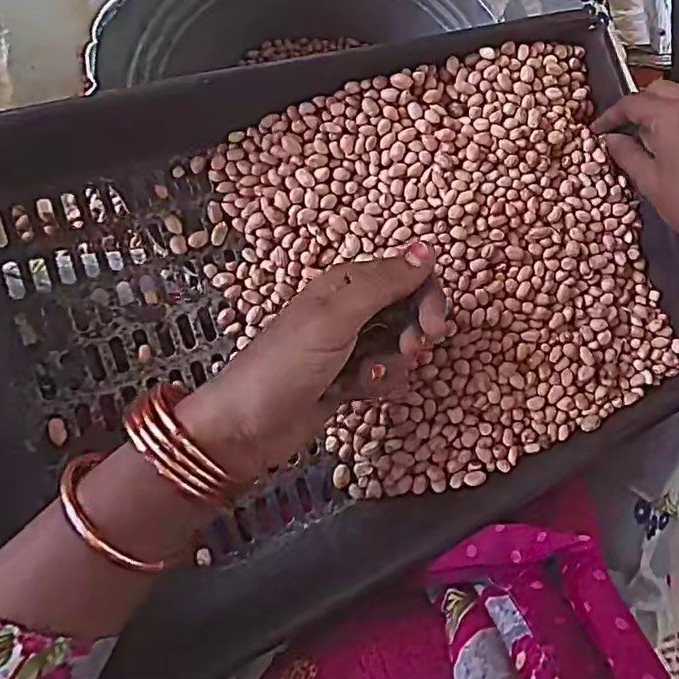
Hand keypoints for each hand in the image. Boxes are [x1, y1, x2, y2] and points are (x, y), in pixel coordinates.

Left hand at [175, 243, 448, 481]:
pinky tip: (354, 392)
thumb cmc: (285, 364)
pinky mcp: (352, 374)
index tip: (435, 326)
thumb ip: (384, 283)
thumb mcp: (337, 318)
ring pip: (402, 343)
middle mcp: (355, 307)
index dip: (429, 297)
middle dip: (415, 332)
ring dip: (393, 362)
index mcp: (350, 282)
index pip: (410, 275)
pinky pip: (387, 371)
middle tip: (409, 350)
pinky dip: (378, 383)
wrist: (244, 429)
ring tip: (367, 375)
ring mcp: (353, 342)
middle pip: (411, 309)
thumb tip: (427, 250)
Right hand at [591, 80, 678, 241]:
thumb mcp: (650, 181)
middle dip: (639, 105)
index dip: (612, 114)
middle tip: (625, 129)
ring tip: (652, 138)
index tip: (601, 128)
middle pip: (658, 90)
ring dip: (663, 109)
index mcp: (671, 116)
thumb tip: (612, 140)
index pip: (632, 102)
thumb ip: (626, 154)